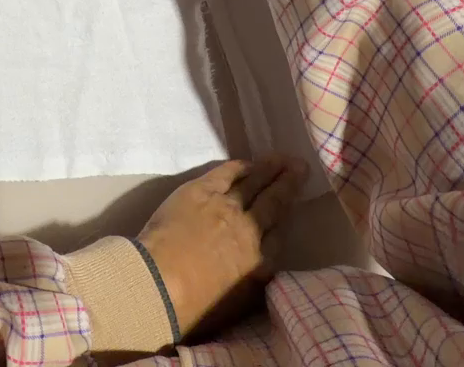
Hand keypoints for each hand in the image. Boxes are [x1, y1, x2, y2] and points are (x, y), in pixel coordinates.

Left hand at [137, 155, 305, 340]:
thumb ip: (256, 277)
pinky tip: (248, 162)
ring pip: (253, 182)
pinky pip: (226, 173)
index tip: (290, 207)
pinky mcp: (201, 190)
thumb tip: (264, 261)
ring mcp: (226, 206)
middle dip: (289, 183)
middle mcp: (249, 229)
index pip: (280, 236)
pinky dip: (239, 166)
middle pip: (274, 202)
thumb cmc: (197, 305)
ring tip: (283, 158)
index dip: (285, 218)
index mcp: (261, 263)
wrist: (162, 283)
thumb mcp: (240, 300)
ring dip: (270, 169)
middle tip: (301, 166)